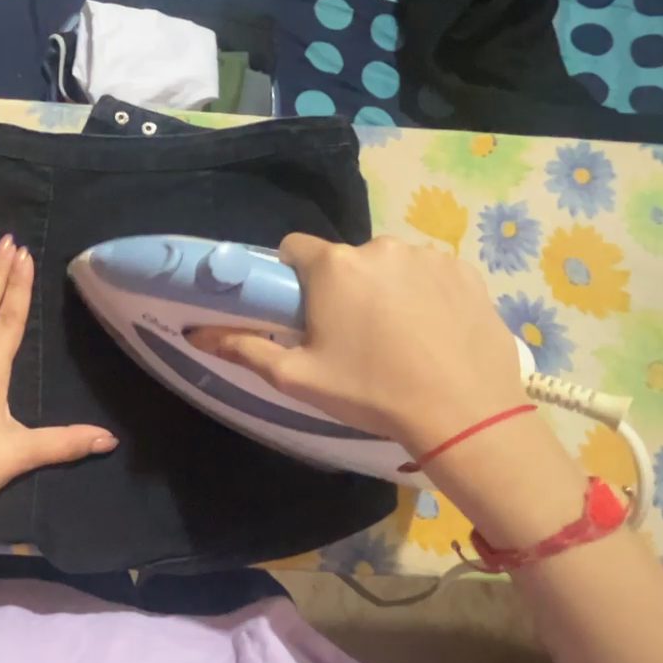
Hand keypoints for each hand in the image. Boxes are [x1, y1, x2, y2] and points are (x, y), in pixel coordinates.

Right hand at [185, 234, 526, 456]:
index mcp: (334, 265)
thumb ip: (244, 348)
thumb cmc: (370, 392)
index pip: (293, 248)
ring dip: (382, 288)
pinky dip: (422, 293)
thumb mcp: (297, 377)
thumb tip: (196, 334)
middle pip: (343, 259)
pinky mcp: (466, 271)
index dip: (290, 276)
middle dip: (339, 287)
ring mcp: (429, 256)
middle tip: (348, 334)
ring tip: (394, 336)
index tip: (300, 310)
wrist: (465, 415)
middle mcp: (380, 246)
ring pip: (387, 265)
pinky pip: (428, 273)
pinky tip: (429, 332)